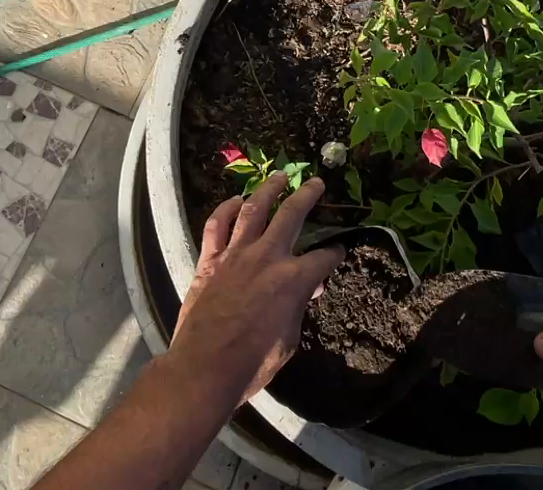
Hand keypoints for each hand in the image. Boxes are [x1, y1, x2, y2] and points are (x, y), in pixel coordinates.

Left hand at [166, 174, 344, 405]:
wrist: (204, 367)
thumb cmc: (253, 363)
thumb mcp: (288, 340)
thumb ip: (297, 308)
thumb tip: (308, 289)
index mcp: (293, 279)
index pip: (322, 259)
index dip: (334, 254)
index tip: (338, 250)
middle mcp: (267, 256)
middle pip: (291, 214)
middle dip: (307, 196)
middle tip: (315, 182)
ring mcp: (235, 253)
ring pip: (254, 208)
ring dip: (268, 189)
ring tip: (278, 176)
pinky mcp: (210, 259)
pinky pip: (217, 224)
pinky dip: (225, 208)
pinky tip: (235, 200)